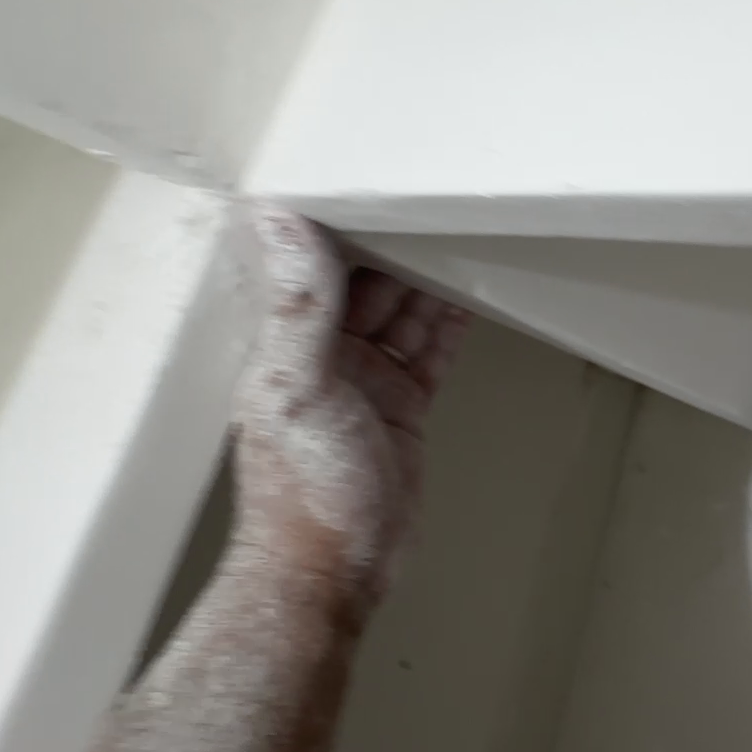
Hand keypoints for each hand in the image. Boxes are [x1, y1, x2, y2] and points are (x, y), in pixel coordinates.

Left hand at [231, 207, 469, 607]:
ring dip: (431, 281)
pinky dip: (452, 323)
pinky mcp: (405, 403)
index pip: (314, 265)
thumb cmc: (307, 488)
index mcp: (289, 343)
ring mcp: (370, 379)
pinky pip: (432, 350)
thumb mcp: (301, 389)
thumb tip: (279, 219)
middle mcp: (327, 353)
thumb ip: (299, 306)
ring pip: (406, 314)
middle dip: (397, 246)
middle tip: (435, 203)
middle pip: (369, 285)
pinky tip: (472, 295)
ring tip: (464, 238)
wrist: (338, 571)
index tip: (366, 180)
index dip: (338, 224)